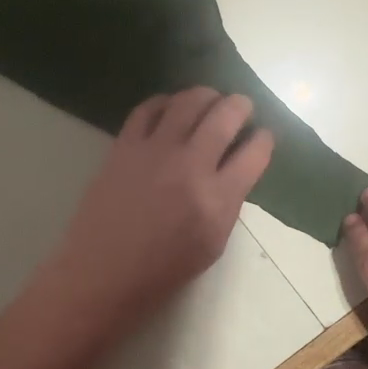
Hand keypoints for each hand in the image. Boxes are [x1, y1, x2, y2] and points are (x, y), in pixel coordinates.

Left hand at [41, 88, 273, 331]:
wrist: (102, 273)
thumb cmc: (162, 271)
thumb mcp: (212, 245)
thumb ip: (228, 204)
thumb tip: (232, 171)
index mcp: (218, 199)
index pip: (255, 154)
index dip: (265, 140)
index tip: (264, 137)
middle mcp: (191, 166)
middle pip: (225, 116)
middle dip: (241, 106)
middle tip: (242, 107)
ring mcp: (155, 151)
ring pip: (188, 102)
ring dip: (206, 95)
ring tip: (210, 99)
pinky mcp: (124, 146)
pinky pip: (148, 108)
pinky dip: (165, 101)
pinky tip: (171, 107)